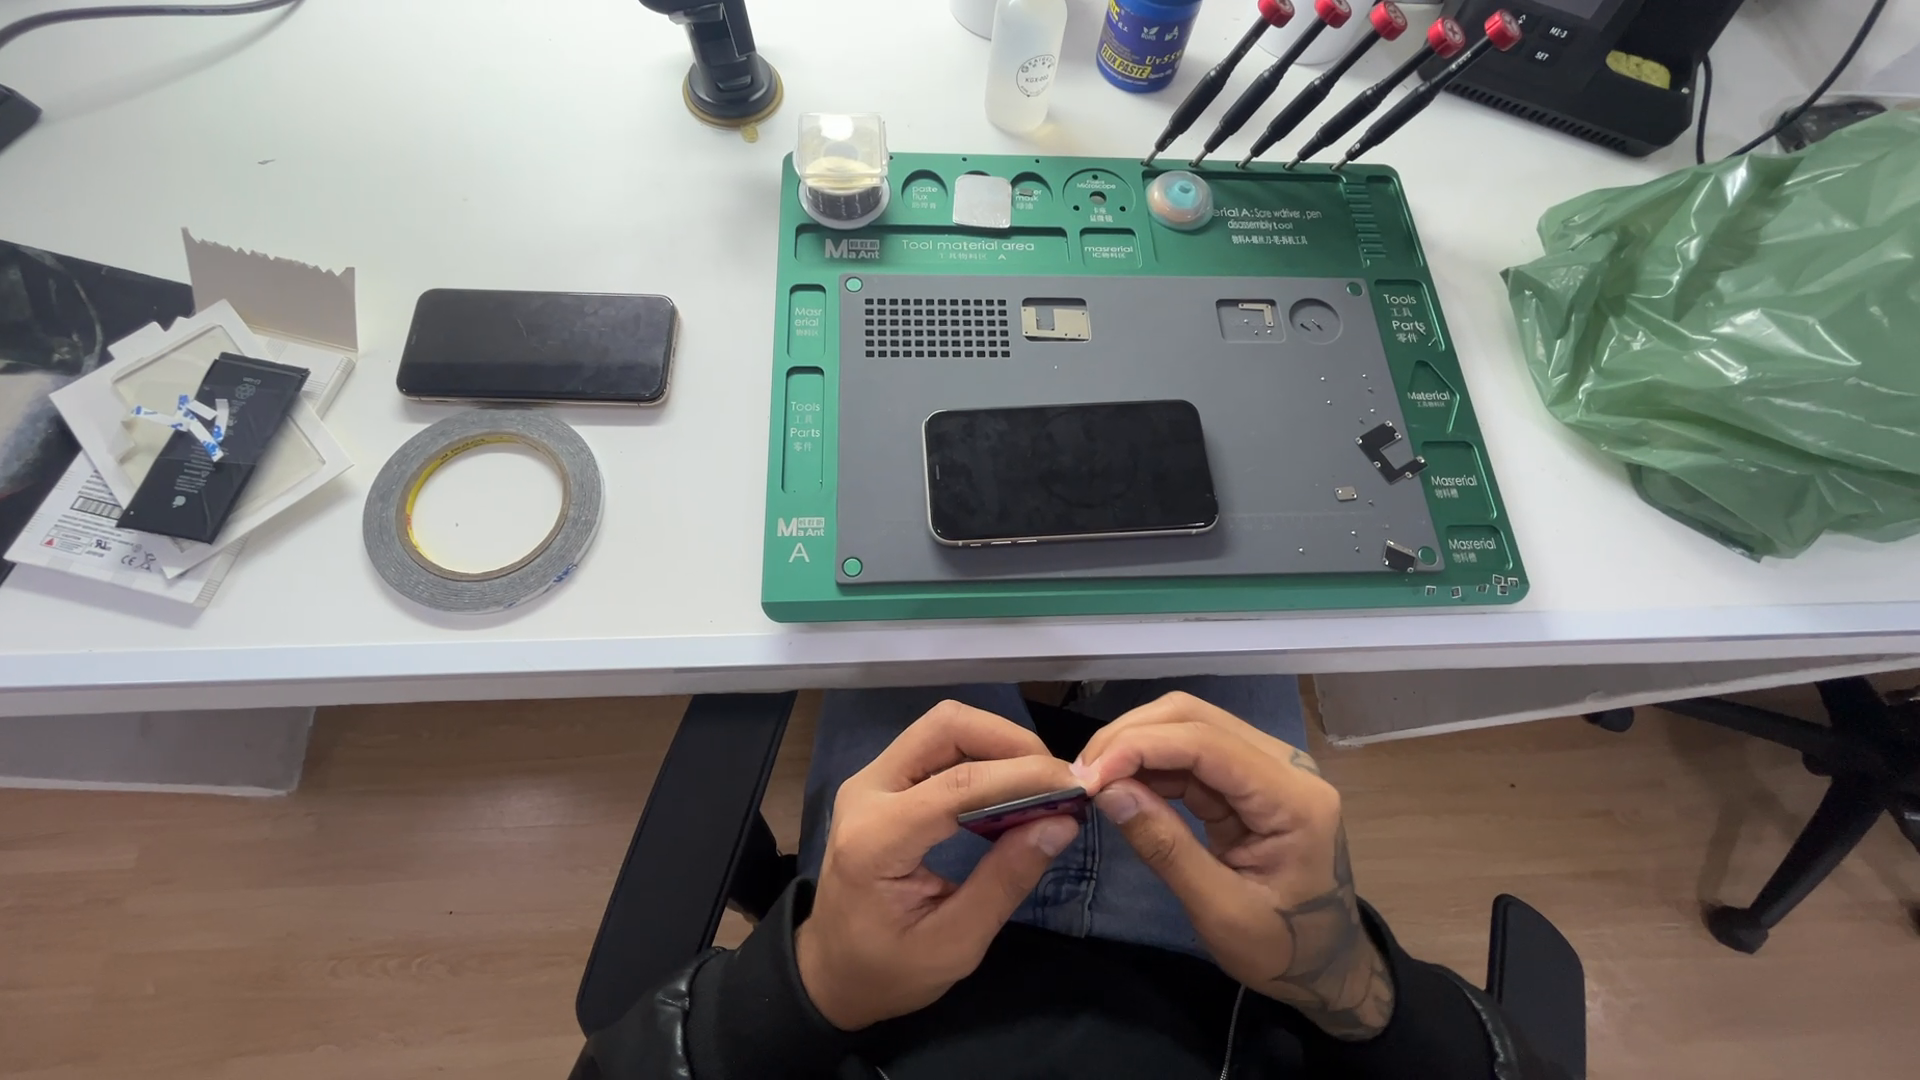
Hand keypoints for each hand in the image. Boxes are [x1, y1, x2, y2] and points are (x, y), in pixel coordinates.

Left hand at [796, 701, 1081, 1030]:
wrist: (829, 972)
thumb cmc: (885, 971)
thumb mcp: (954, 945)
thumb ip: (1005, 881)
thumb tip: (1062, 823)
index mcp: (876, 838)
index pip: (957, 783)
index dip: (1022, 775)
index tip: (1076, 784)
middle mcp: (867, 791)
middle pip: (945, 727)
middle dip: (1009, 741)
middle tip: (1056, 778)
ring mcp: (871, 779)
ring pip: (943, 727)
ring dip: (998, 742)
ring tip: (1041, 781)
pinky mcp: (883, 779)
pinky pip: (938, 745)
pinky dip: (982, 754)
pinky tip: (1011, 786)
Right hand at [1071, 693, 1393, 1040]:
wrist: (1329, 970)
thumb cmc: (1285, 952)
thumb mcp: (1221, 913)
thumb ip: (1165, 848)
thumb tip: (1107, 791)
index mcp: (1293, 799)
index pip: (1207, 743)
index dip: (1141, 746)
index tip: (1090, 774)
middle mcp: (1285, 765)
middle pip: (1194, 717)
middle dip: (1132, 735)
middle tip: (1084, 772)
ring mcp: (1266, 766)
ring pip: (1187, 725)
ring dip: (1135, 744)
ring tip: (1094, 777)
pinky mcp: (1246, 776)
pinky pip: (1190, 751)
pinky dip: (1150, 762)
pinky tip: (1121, 783)